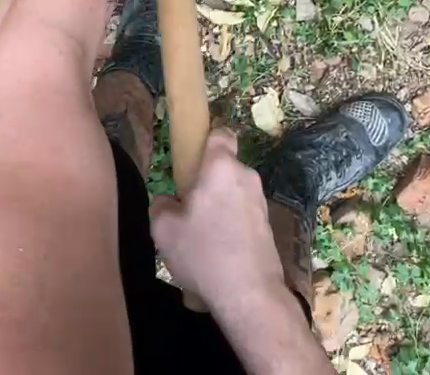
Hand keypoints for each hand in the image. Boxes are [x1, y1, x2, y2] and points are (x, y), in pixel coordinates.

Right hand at [149, 130, 286, 310]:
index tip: (192, 158)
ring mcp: (261, 203)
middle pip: (223, 170)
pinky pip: (241, 222)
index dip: (207, 139)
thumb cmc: (204, 251)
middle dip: (206, 187)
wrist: (250, 295)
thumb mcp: (163, 228)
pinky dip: (230, 234)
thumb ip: (160, 205)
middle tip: (187, 214)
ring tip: (200, 246)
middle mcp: (246, 177)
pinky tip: (216, 263)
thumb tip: (168, 201)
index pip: (221, 134)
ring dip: (217, 214)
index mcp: (221, 166)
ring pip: (232, 198)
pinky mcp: (268, 228)